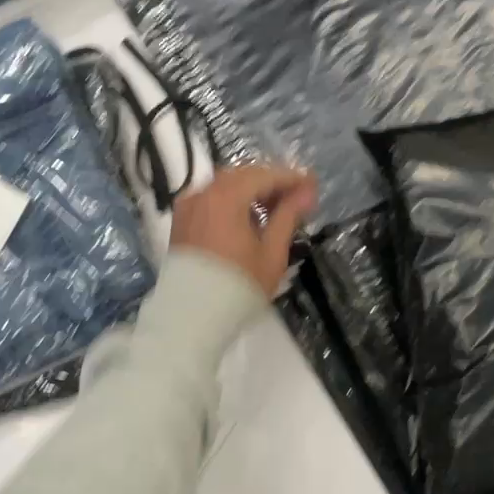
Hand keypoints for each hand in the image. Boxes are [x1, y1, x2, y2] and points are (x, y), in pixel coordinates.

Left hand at [170, 165, 318, 298]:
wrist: (191, 317)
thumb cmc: (238, 287)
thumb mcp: (271, 253)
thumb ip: (289, 216)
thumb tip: (307, 191)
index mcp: (226, 197)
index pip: (264, 175)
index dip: (291, 178)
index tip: (312, 184)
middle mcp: (203, 193)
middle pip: (242, 176)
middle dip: (271, 182)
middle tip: (297, 197)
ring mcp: (188, 206)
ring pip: (225, 187)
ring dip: (251, 191)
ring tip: (275, 210)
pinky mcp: (181, 222)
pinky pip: (211, 200)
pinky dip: (231, 202)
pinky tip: (248, 219)